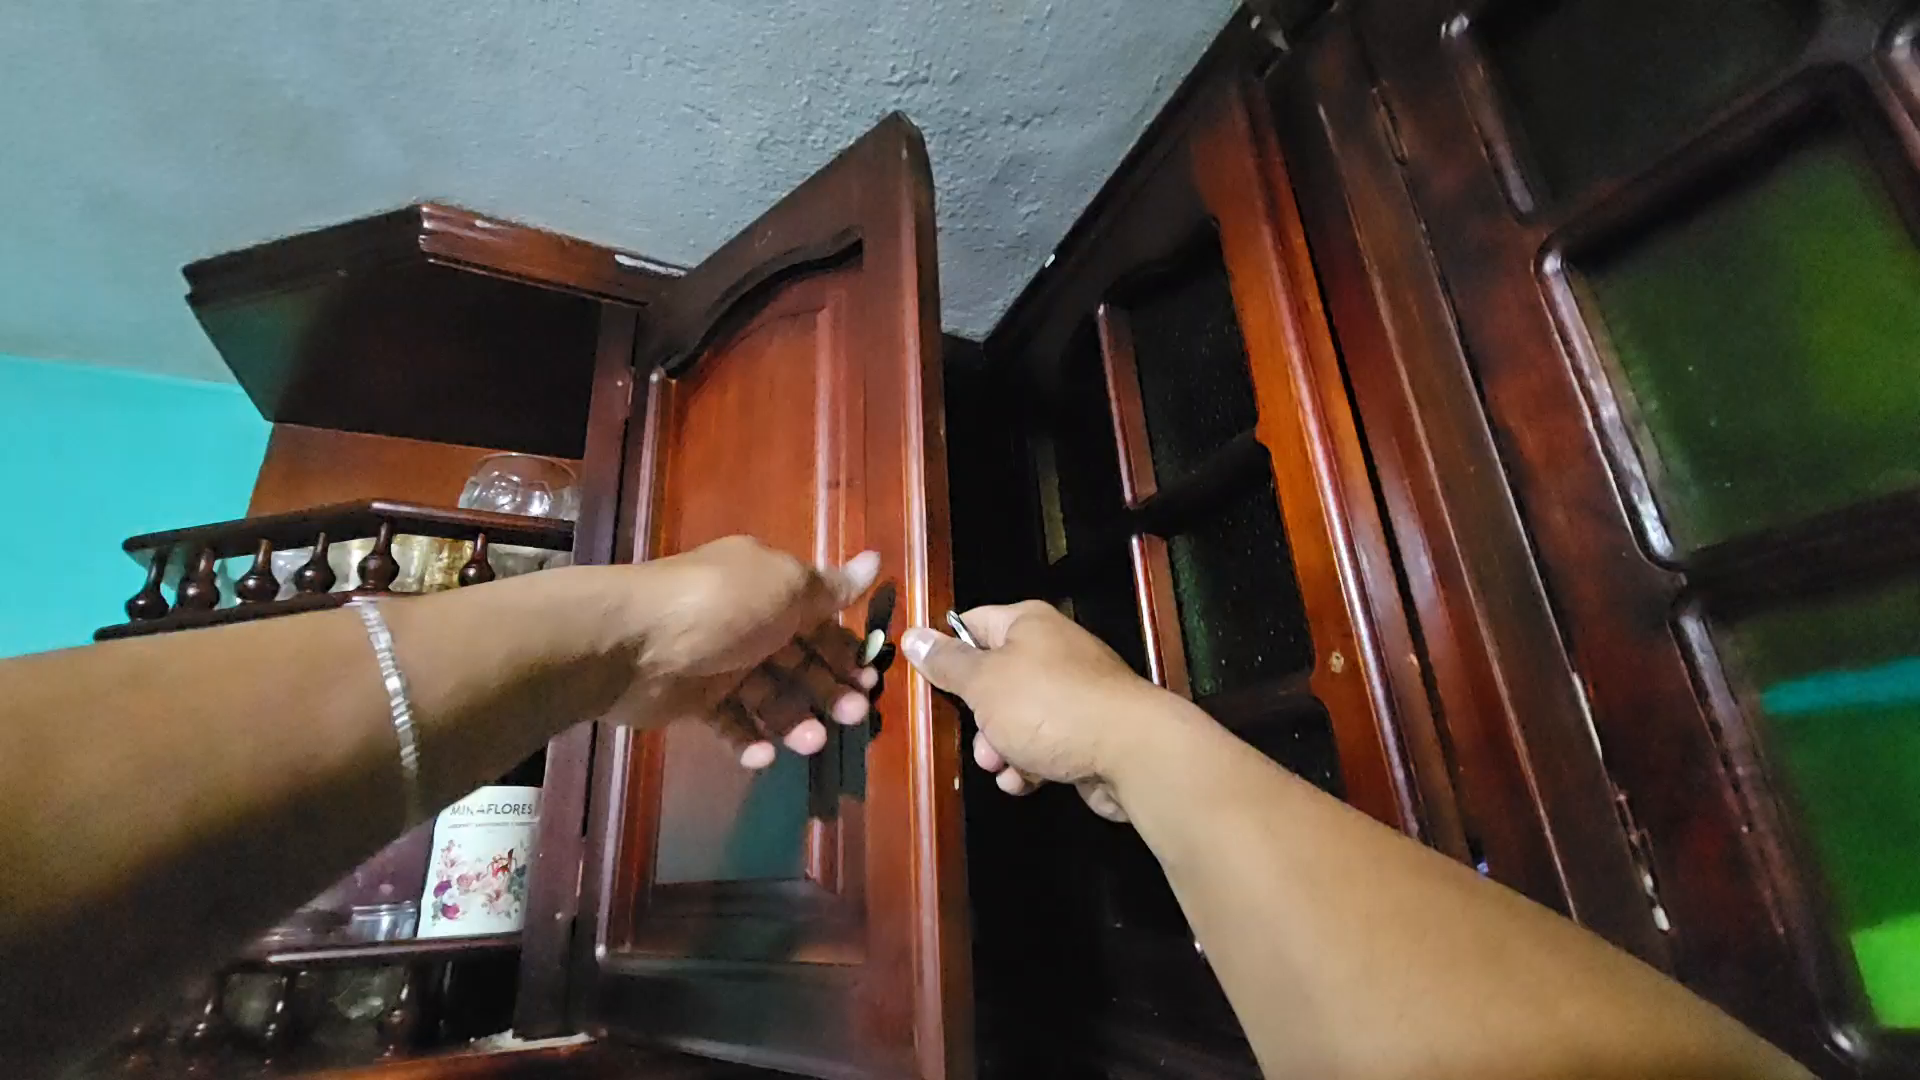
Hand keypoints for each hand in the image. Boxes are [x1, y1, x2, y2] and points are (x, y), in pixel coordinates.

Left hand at [621, 536, 879, 768]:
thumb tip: (876, 560)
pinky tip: (762, 755)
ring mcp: (721, 660)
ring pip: (771, 695)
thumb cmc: (722, 606)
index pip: (820, 619)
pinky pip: (731, 720)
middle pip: (800, 659)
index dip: (846, 649)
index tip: (869, 678)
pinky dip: (748, 738)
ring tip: (811, 743)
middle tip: (852, 715)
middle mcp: (748, 620)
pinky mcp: (695, 698)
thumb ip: (832, 586)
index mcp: (770, 586)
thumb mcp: (786, 587)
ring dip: (795, 720)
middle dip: (829, 688)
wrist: (629, 642)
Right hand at [900, 600, 1174, 820]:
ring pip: (1015, 718)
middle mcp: (1051, 651)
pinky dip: (1030, 762)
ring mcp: (1072, 692)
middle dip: (978, 716)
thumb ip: (947, 663)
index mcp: (1027, 624)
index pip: (971, 623)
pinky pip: (1043, 743)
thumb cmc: (1048, 706)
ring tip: (1003, 765)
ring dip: (1001, 746)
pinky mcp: (1085, 730)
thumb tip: (913, 635)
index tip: (929, 681)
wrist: (1130, 752)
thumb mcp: (984, 682)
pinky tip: (1027, 780)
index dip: (947, 651)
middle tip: (978, 738)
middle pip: (993, 678)